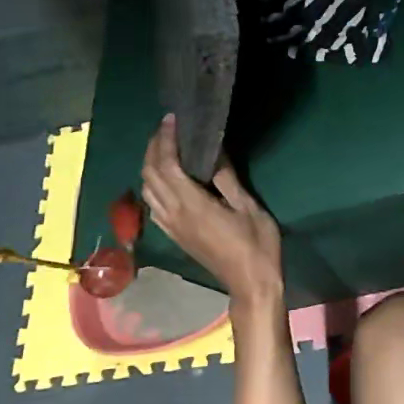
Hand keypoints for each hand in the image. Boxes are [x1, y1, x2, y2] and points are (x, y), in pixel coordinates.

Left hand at [141, 115, 283, 311]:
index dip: (165, 140)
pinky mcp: (174, 234)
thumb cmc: (257, 244)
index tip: (171, 119)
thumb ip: (227, 179)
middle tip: (166, 128)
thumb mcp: (249, 207)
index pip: (167, 165)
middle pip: (150, 174)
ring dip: (150, 165)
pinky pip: (153, 203)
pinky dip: (153, 183)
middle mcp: (174, 214)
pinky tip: (166, 177)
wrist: (250, 283)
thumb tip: (214, 152)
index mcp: (192, 205)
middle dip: (153, 147)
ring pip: (147, 189)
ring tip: (164, 147)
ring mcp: (171, 226)